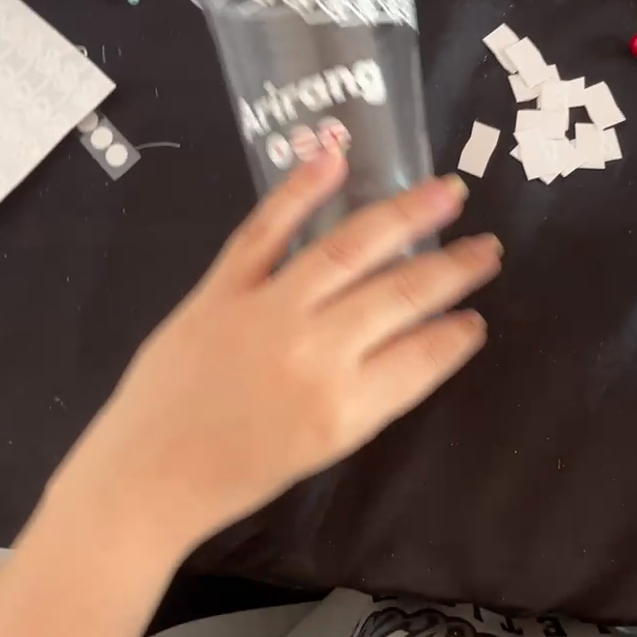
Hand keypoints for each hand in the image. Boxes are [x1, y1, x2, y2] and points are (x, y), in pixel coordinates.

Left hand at [42, 153, 499, 558]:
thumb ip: (372, 393)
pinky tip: (336, 160)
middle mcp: (314, 353)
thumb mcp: (323, 449)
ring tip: (446, 191)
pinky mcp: (220, 290)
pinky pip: (263, 231)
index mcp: (345, 408)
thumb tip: (418, 339)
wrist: (148, 476)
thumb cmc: (240, 475)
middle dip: (453, 268)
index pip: (424, 356)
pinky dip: (299, 191)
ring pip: (346, 251)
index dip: (458, 332)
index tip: (476, 316)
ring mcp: (265, 312)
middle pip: (399, 295)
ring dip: (403, 215)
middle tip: (488, 247)